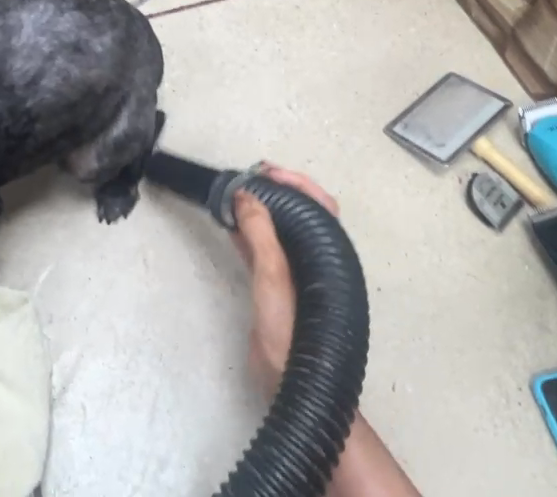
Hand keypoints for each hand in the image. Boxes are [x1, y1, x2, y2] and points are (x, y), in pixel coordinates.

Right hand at [231, 164, 339, 395]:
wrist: (293, 386)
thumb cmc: (290, 332)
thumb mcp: (274, 279)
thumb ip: (262, 236)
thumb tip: (246, 195)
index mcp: (326, 253)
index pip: (318, 204)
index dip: (294, 183)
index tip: (262, 170)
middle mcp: (316, 259)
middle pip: (301, 214)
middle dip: (276, 192)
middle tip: (246, 178)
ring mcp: (297, 274)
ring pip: (282, 230)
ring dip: (261, 210)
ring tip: (234, 194)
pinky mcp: (278, 288)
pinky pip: (264, 249)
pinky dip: (249, 232)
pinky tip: (229, 223)